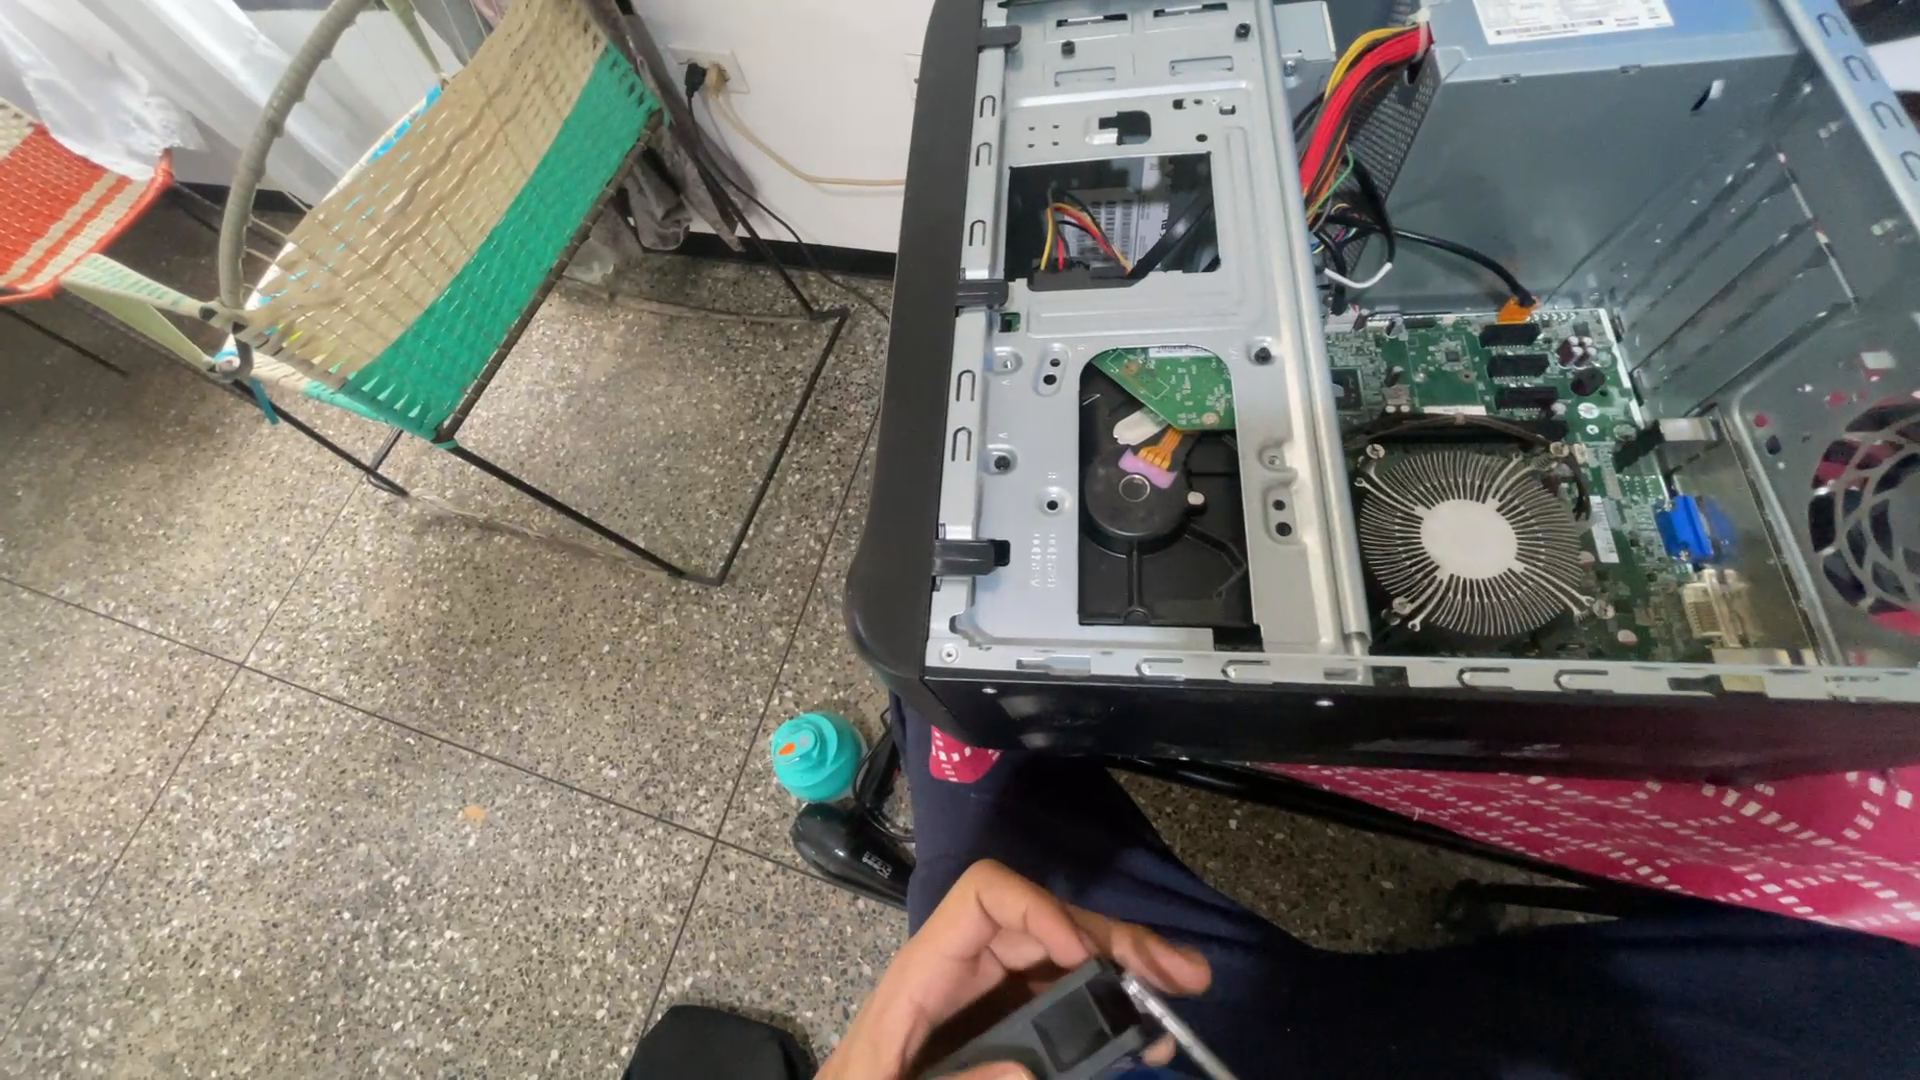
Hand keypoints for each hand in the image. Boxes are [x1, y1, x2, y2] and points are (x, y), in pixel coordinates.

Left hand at [818, 860, 1211, 1079]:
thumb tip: (1032, 1069)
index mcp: (928, 968)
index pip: (983, 896)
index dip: (1037, 908)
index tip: (1081, 955)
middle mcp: (969, 965)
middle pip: (1045, 924)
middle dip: (1111, 939)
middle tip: (1176, 972)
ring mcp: (993, 995)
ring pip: (1067, 957)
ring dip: (1127, 966)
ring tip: (1185, 983)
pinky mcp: (1010, 1026)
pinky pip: (1067, 1000)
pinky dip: (1112, 1007)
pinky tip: (1150, 1026)